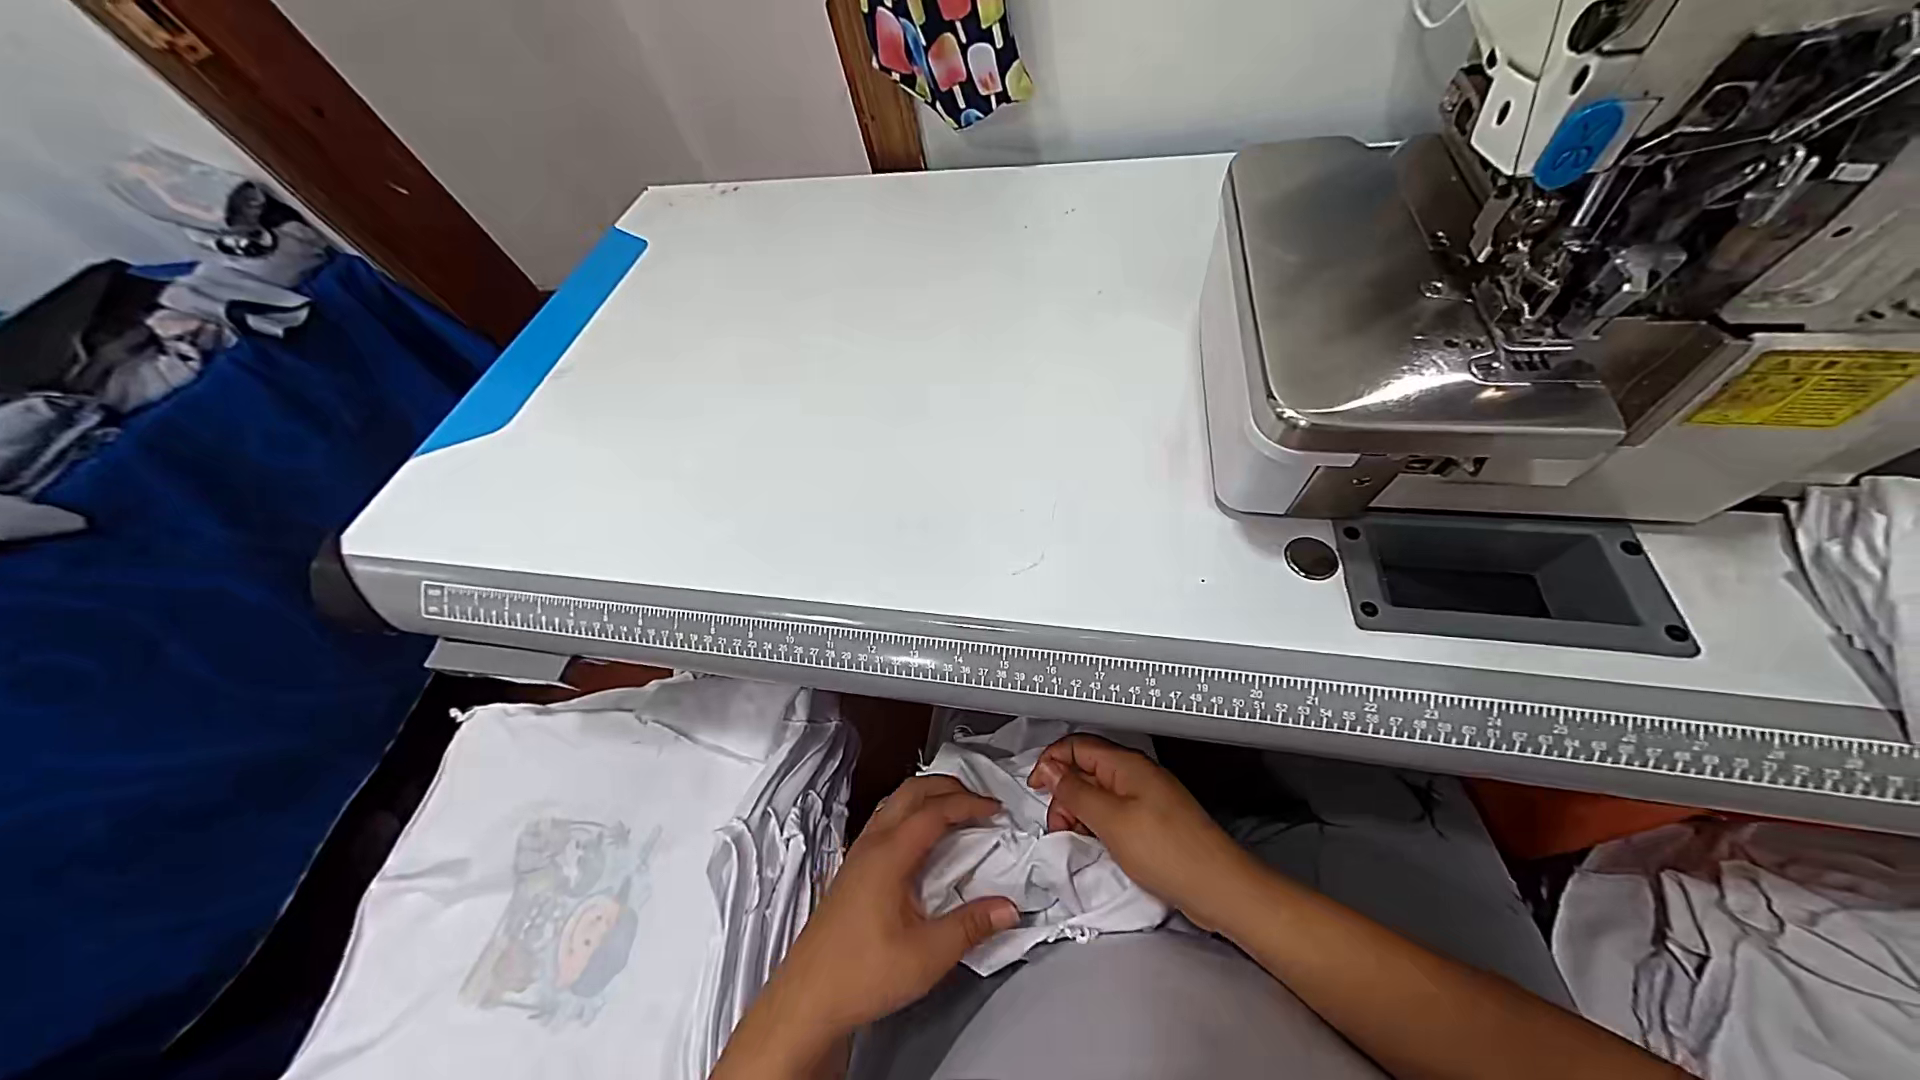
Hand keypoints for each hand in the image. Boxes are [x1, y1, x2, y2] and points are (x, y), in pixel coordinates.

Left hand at [713, 775, 1018, 1078]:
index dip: (968, 804)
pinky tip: (924, 838)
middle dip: (948, 787)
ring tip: (957, 811)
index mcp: (889, 855)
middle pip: (911, 792)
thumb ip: (971, 926)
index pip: (934, 811)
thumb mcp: (927, 956)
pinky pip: (886, 820)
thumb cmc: (863, 975)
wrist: (807, 1000)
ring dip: (928, 796)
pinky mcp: (853, 869)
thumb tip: (1009, 908)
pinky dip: (912, 812)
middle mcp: (872, 844)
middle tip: (979, 801)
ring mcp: (858, 854)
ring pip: (895, 802)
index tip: (996, 809)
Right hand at [1028, 734, 1252, 927]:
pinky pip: (1114, 813)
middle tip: (1061, 824)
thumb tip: (1051, 771)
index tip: (1037, 787)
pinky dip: (1099, 826)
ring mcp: (1146, 797)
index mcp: (1126, 764)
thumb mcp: (1110, 820)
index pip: (1075, 746)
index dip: (1051, 762)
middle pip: (1085, 770)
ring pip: (1098, 793)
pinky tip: (1100, 846)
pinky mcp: (1152, 820)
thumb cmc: (1172, 852)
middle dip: (1065, 795)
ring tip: (1082, 839)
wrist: (1219, 887)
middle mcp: (1136, 774)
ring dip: (1080, 813)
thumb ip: (1075, 792)